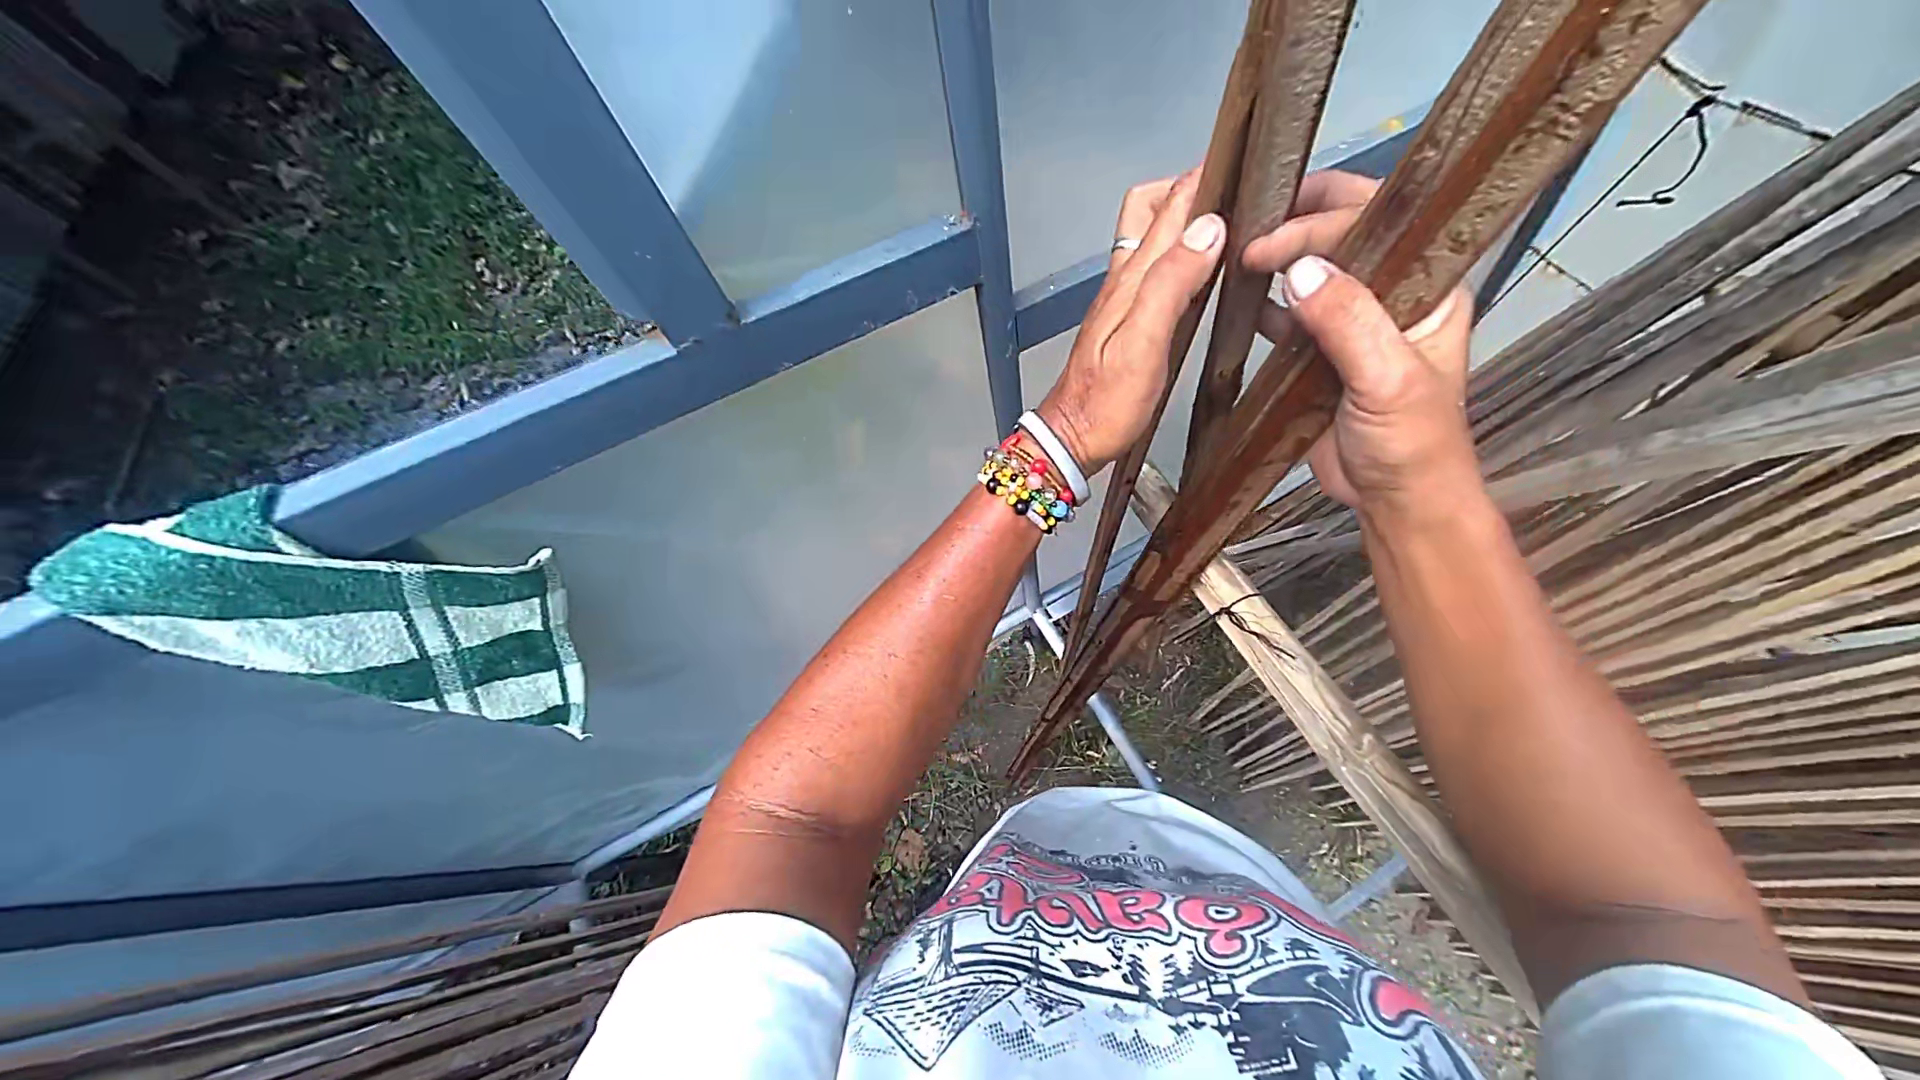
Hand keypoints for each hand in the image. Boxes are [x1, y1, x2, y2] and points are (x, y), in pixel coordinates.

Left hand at [1037, 169, 1225, 472]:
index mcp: (1131, 279)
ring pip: (1152, 237)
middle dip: (1191, 186)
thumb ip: (1171, 284)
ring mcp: (1123, 299)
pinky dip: (1181, 254)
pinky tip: (1202, 269)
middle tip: (1237, 191)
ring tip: (1229, 222)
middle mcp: (1124, 280)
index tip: (1248, 163)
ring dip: (1186, 219)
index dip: (1206, 177)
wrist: (1074, 437)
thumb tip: (1208, 227)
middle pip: (1151, 208)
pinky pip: (1154, 269)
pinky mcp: (1127, 320)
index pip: (1170, 206)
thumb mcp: (1144, 344)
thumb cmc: (1106, 403)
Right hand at [1242, 170, 1478, 517]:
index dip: (1318, 226)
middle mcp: (1391, 295)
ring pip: (1316, 272)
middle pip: (1349, 232)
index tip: (1266, 245)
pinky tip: (1244, 302)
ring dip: (1280, 261)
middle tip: (1255, 221)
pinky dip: (1266, 306)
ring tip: (1239, 255)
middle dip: (1302, 219)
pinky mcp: (1320, 354)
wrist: (1394, 496)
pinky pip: (1291, 316)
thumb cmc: (1413, 443)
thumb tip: (1300, 272)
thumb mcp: (1388, 379)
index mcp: (1428, 286)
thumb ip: (1350, 323)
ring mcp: (1353, 324)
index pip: (1376, 226)